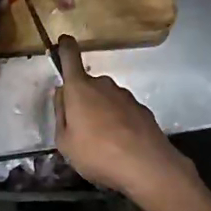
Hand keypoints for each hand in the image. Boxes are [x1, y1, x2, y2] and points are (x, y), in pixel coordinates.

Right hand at [52, 35, 210, 210]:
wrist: (150, 169)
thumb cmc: (98, 153)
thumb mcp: (64, 142)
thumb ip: (60, 114)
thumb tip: (62, 94)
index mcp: (79, 88)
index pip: (70, 56)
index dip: (65, 47)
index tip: (64, 42)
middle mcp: (103, 85)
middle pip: (88, 84)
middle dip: (82, 99)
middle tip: (80, 126)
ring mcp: (126, 97)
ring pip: (107, 99)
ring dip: (102, 112)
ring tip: (103, 142)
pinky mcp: (144, 111)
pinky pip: (124, 112)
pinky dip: (120, 123)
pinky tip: (122, 146)